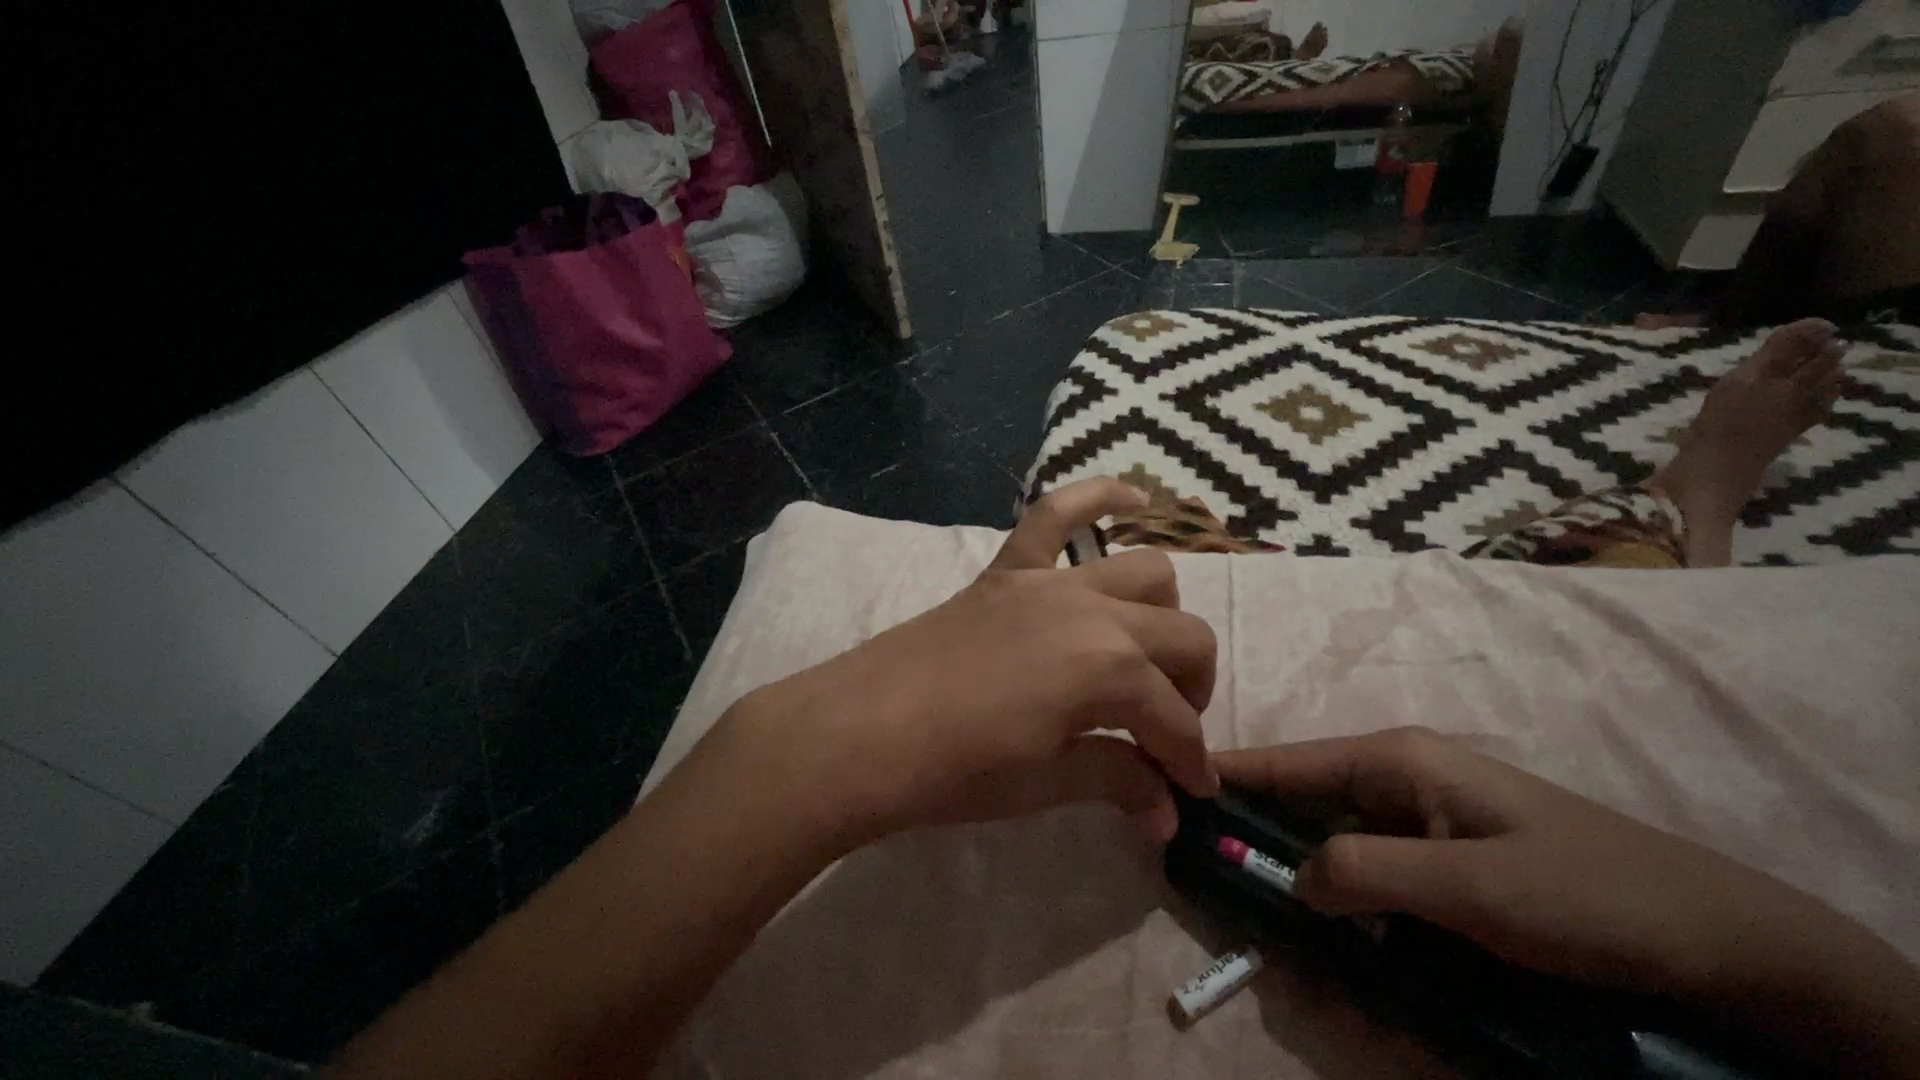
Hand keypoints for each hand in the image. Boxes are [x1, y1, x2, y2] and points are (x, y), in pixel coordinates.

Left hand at [723, 477, 1220, 848]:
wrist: (864, 733)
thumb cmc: (956, 770)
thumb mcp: (1046, 784)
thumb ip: (1117, 781)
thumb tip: (1168, 815)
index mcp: (1110, 669)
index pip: (1175, 720)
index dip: (1190, 762)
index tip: (1190, 794)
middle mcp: (1094, 611)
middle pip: (1183, 637)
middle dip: (1193, 690)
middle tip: (1166, 735)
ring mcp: (1050, 581)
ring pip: (1146, 572)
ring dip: (1163, 613)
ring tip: (1146, 654)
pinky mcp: (1008, 569)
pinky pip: (1056, 512)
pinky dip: (1098, 496)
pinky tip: (1133, 497)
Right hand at [1216, 728, 1919, 1075]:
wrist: (1718, 937)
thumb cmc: (1586, 895)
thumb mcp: (1468, 887)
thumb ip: (1365, 873)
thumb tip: (1291, 878)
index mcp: (1399, 759)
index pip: (1287, 760)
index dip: (1226, 774)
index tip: (1165, 785)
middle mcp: (1403, 776)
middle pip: (1302, 797)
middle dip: (1251, 829)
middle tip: (1198, 865)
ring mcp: (1425, 816)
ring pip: (1330, 835)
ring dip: (1291, 864)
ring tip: (1241, 893)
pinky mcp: (1445, 855)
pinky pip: (1368, 864)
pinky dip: (1336, 887)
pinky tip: (1316, 917)